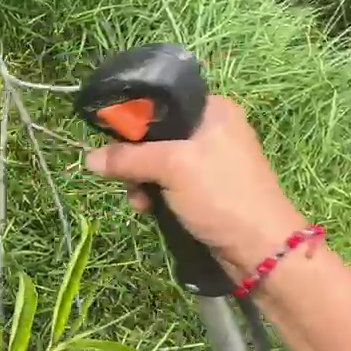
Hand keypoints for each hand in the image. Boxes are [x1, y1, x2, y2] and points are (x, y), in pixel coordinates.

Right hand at [83, 95, 305, 272]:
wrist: (260, 249)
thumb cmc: (221, 195)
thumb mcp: (171, 167)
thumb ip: (128, 157)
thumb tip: (89, 159)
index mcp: (213, 110)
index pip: (161, 101)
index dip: (133, 118)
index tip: (112, 139)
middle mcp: (211, 129)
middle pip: (154, 133)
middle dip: (133, 158)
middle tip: (125, 177)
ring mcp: (208, 161)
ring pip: (156, 161)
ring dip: (140, 181)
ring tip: (139, 201)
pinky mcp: (204, 189)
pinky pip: (166, 182)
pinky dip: (153, 193)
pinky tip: (148, 209)